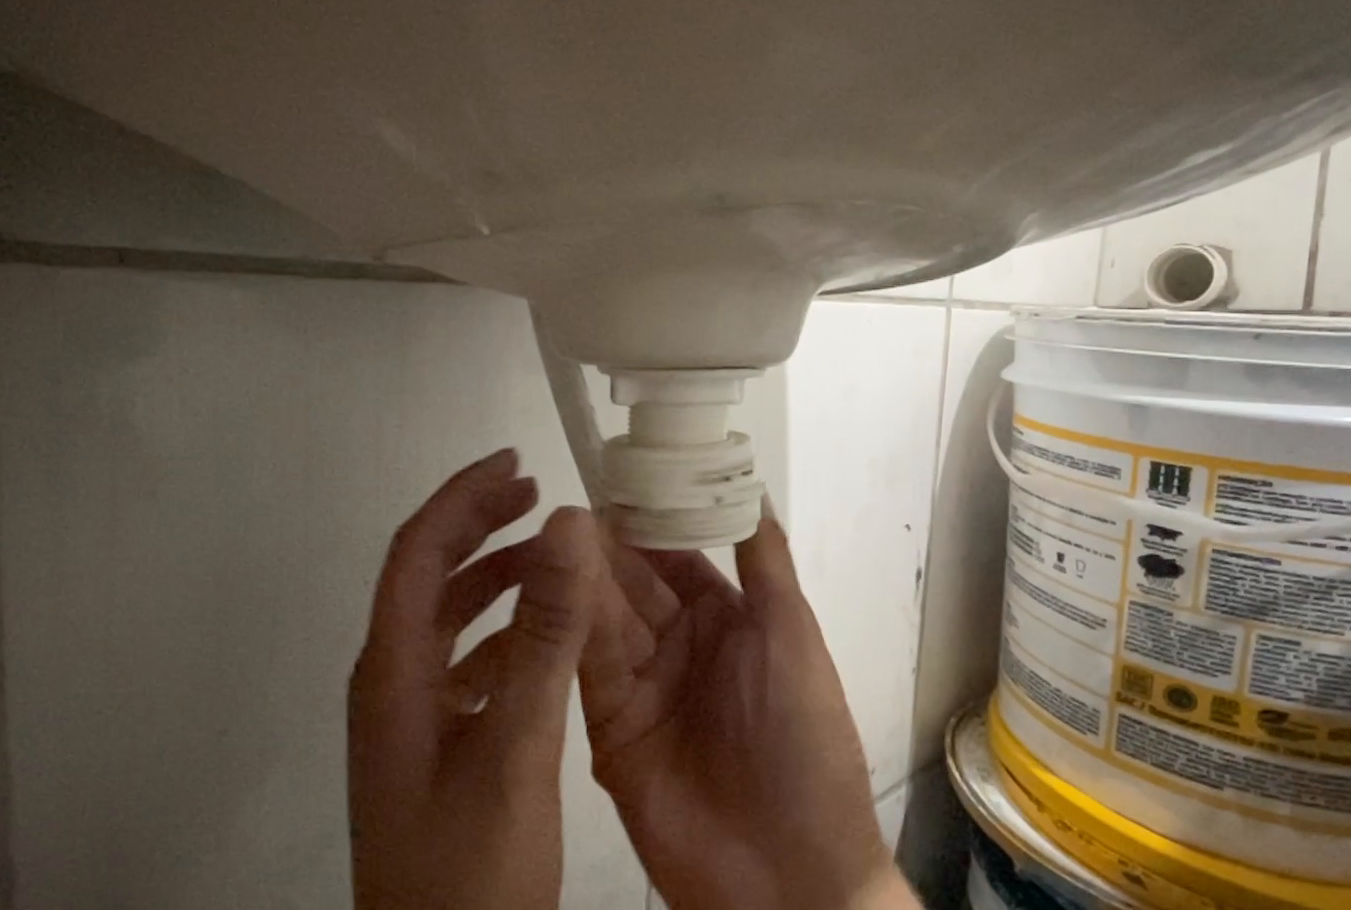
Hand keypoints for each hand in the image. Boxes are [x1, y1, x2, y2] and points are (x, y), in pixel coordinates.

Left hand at [347, 449, 606, 909]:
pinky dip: (501, 634)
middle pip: (428, 576)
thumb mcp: (516, 745)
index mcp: (393, 670)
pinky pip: (465, 665)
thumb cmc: (471, 867)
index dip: (461, 497)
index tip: (513, 461)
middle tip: (534, 492)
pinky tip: (542, 639)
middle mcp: (391, 682)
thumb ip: (544, 634)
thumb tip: (565, 528)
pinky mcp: (433, 745)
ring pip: (449, 621)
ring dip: (493, 580)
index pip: (418, 551)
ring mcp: (410, 717)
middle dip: (477, 526)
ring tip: (548, 556)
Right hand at [578, 505, 920, 909]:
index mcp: (727, 618)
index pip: (676, 553)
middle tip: (564, 508)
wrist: (788, 874)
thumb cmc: (803, 740)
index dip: (646, 518)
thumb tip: (752, 482)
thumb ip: (764, 559)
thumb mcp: (793, 636)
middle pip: (632, 582)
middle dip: (603, 547)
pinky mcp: (607, 728)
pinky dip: (567, 631)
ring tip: (551, 537)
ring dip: (581, 582)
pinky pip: (584, 670)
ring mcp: (642, 685)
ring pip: (604, 619)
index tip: (611, 481)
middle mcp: (679, 643)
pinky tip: (547, 592)